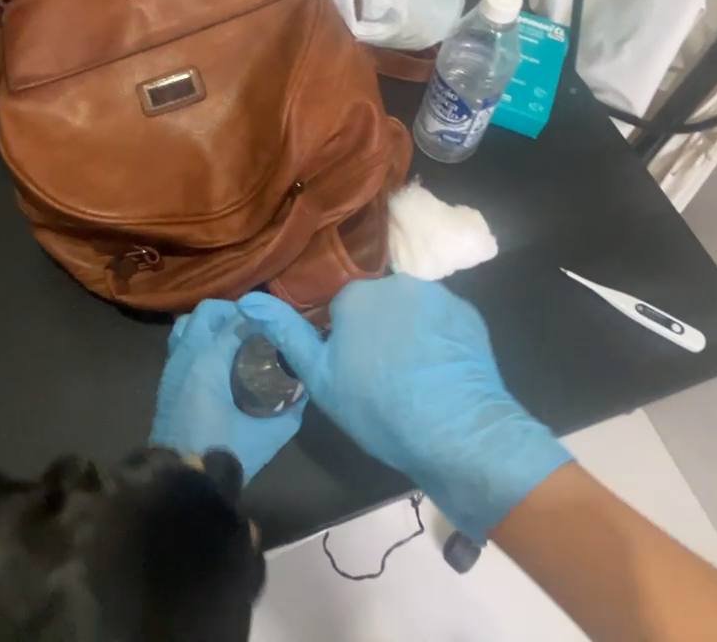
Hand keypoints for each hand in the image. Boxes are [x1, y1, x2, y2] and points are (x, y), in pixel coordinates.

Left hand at [150, 299, 305, 480]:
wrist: (182, 484)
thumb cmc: (226, 454)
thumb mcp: (271, 431)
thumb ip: (291, 405)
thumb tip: (305, 384)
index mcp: (209, 361)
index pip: (237, 319)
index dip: (260, 317)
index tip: (278, 323)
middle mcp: (187, 355)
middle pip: (208, 311)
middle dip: (232, 313)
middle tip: (255, 329)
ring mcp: (172, 366)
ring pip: (188, 324)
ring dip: (210, 325)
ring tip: (233, 340)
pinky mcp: (165, 380)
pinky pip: (180, 343)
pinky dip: (198, 340)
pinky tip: (218, 360)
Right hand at [240, 275, 570, 537]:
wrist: (457, 433)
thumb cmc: (378, 407)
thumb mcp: (321, 378)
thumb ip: (286, 333)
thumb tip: (247, 299)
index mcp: (356, 294)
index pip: (341, 306)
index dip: (343, 337)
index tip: (351, 369)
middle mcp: (397, 283)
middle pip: (378, 302)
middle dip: (377, 329)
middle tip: (381, 374)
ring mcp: (438, 296)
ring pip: (411, 309)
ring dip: (408, 331)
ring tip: (413, 376)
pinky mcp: (469, 314)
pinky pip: (442, 319)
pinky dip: (438, 337)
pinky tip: (438, 372)